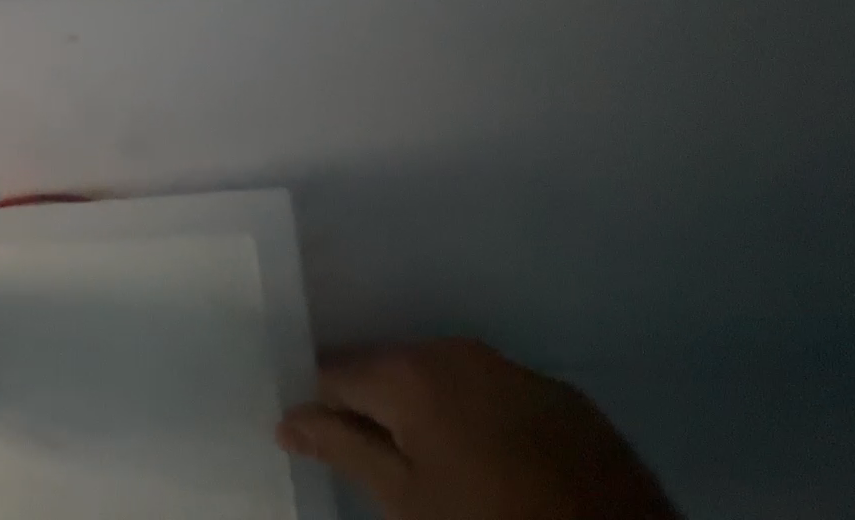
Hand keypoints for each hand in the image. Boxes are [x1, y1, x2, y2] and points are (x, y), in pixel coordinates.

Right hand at [276, 338, 677, 519]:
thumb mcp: (405, 502)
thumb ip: (341, 448)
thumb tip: (286, 421)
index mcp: (411, 370)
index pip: (334, 374)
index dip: (320, 409)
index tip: (321, 444)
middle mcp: (459, 352)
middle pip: (389, 371)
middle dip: (376, 409)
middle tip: (382, 463)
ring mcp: (519, 372)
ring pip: (444, 381)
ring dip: (428, 413)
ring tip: (440, 466)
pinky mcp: (568, 401)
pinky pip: (498, 395)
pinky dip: (480, 419)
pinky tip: (494, 463)